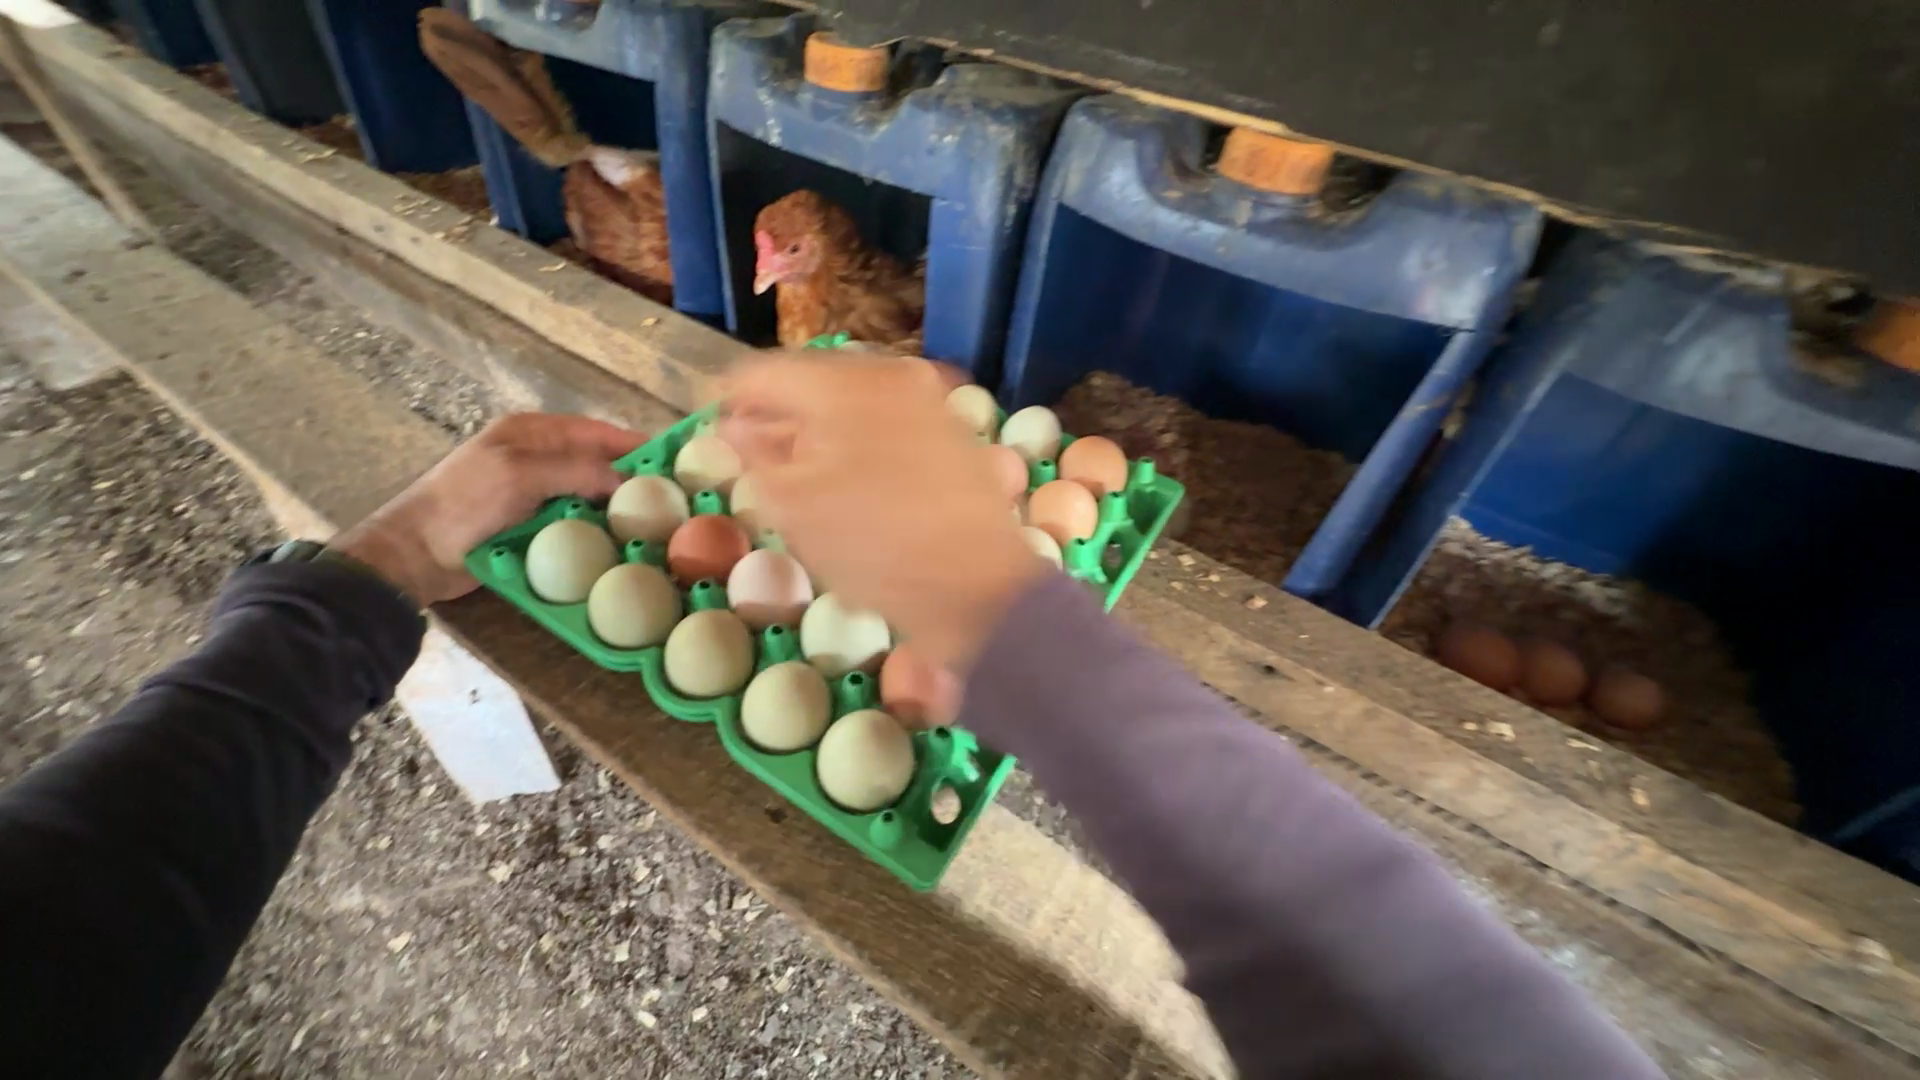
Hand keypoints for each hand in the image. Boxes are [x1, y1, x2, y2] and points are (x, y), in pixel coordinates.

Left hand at [332, 413, 645, 605]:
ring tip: (656, 521)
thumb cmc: (464, 504)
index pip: (597, 431)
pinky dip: (599, 527)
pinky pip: (578, 520)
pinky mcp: (535, 524)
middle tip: (673, 498)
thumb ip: (576, 469)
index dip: (634, 444)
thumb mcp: (520, 475)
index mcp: (532, 432)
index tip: (673, 461)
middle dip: (632, 477)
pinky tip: (622, 540)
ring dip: (618, 506)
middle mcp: (539, 457)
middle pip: (598, 462)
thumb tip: (627, 481)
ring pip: (591, 493)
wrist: (416, 556)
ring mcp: (537, 492)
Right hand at [718, 353, 1043, 669]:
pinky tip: (857, 483)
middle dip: (779, 417)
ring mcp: (931, 400)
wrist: (979, 587)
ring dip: (821, 431)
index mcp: (842, 380)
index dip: (729, 403)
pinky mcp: (956, 433)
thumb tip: (736, 426)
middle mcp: (892, 374)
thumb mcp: (793, 507)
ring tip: (806, 477)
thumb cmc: (874, 547)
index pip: (760, 372)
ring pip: (854, 404)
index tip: (716, 435)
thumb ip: (754, 454)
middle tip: (757, 460)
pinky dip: (863, 443)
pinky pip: (891, 424)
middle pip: (812, 382)